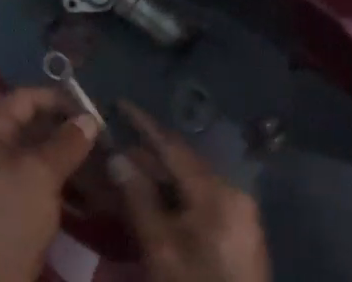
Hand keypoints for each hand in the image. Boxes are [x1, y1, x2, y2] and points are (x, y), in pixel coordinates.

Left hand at [0, 87, 99, 281]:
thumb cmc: (8, 216)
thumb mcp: (40, 175)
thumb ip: (67, 143)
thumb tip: (89, 119)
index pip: (24, 99)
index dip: (58, 100)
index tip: (92, 112)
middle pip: (29, 127)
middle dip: (65, 132)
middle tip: (101, 140)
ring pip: (33, 156)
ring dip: (64, 158)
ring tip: (99, 164)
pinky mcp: (2, 205)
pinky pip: (32, 180)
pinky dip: (56, 181)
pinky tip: (85, 190)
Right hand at [110, 103, 269, 281]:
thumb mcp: (160, 246)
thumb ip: (138, 197)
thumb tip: (118, 156)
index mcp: (218, 192)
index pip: (173, 146)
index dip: (143, 124)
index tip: (117, 104)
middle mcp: (234, 195)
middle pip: (182, 166)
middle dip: (145, 159)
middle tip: (110, 151)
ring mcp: (241, 217)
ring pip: (189, 187)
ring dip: (157, 182)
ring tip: (123, 177)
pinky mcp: (239, 237)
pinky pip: (200, 205)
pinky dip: (173, 201)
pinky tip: (149, 206)